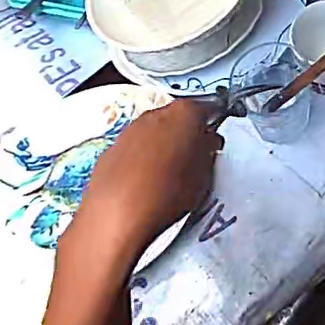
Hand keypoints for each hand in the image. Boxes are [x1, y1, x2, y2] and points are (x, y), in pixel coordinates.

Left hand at [64, 99, 222, 275]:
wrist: (116, 216)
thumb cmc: (168, 192)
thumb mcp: (204, 174)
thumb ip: (208, 151)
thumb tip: (206, 144)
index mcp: (185, 112)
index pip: (208, 109)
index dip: (214, 123)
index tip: (214, 139)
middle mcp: (155, 114)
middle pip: (177, 119)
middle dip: (186, 135)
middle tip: (193, 160)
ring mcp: (129, 131)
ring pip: (153, 133)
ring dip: (162, 147)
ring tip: (167, 177)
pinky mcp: (110, 150)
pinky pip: (133, 150)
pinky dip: (140, 161)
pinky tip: (143, 185)